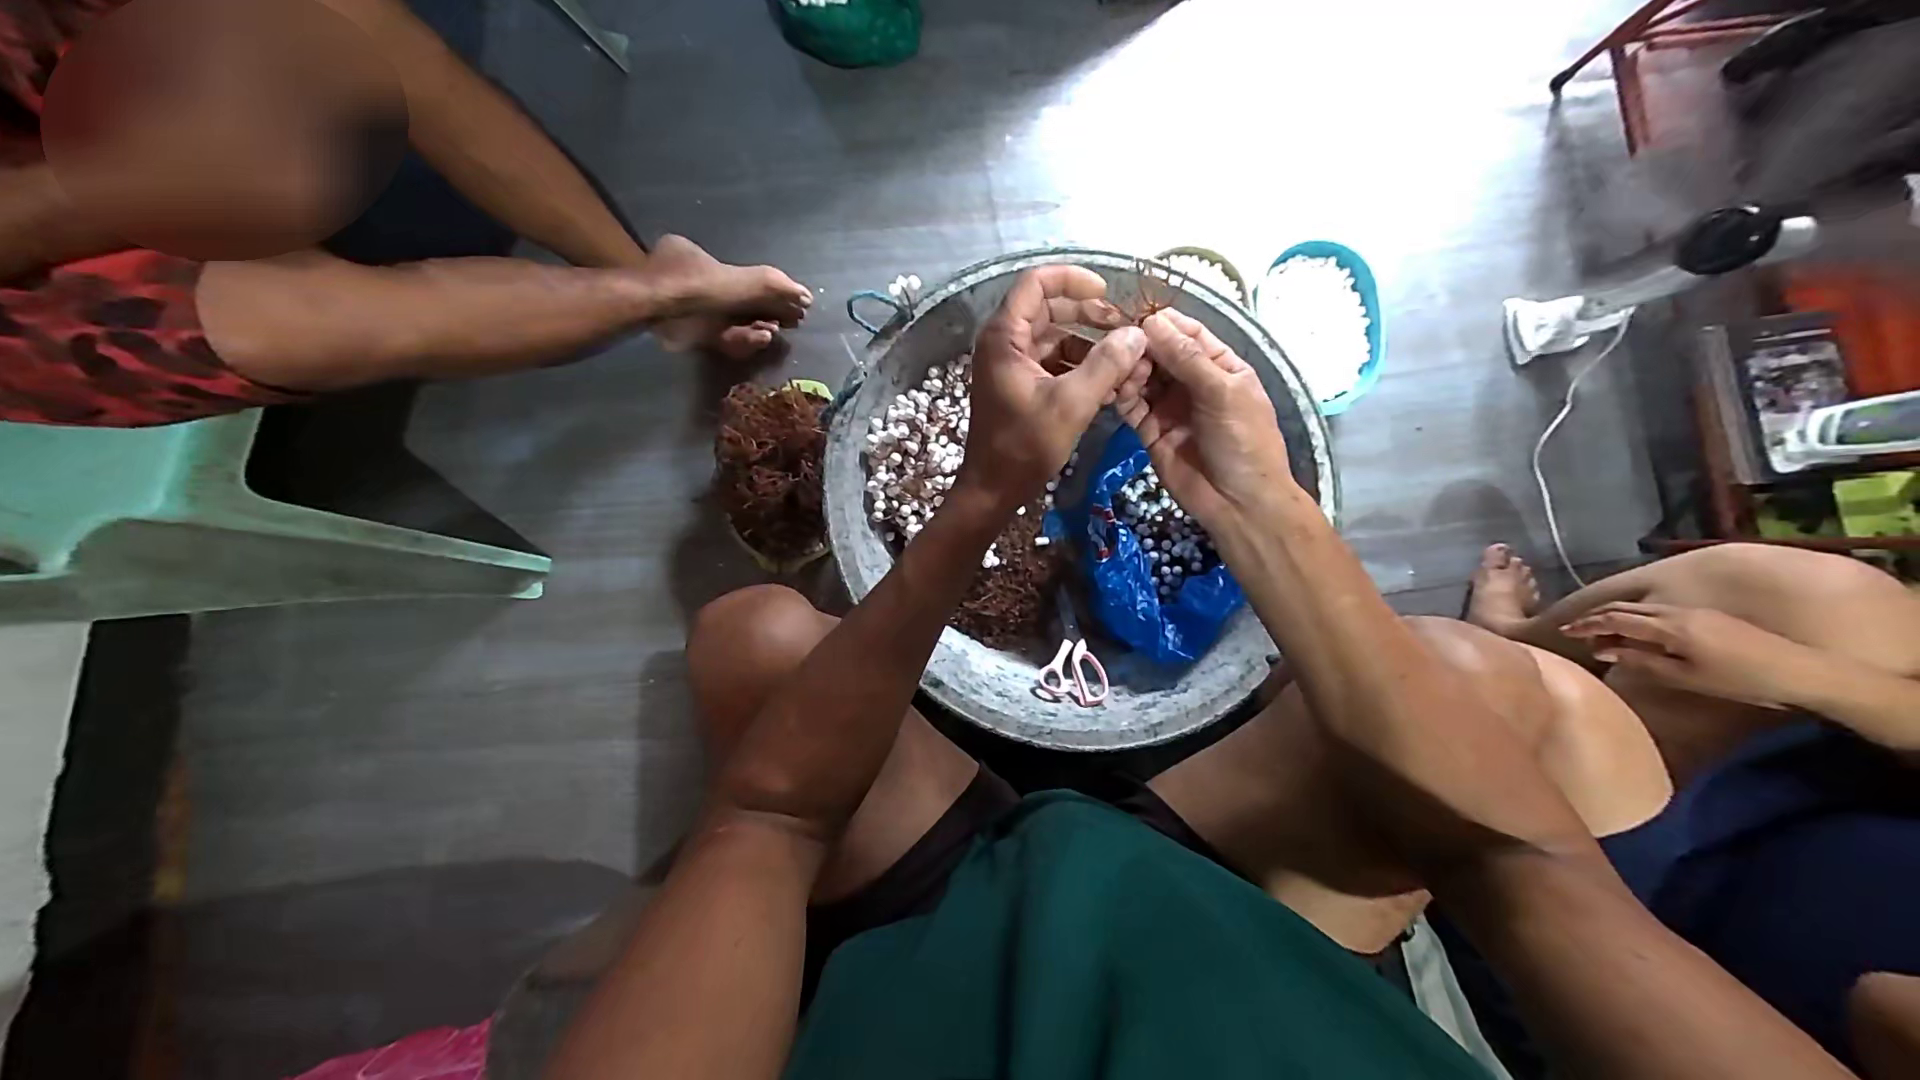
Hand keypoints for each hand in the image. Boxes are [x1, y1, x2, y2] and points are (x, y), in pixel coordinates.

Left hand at [642, 235, 812, 359]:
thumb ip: (776, 286)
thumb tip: (806, 296)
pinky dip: (743, 341)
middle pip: (744, 304)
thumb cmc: (701, 284)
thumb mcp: (745, 279)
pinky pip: (724, 340)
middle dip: (768, 314)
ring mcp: (695, 312)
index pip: (743, 278)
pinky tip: (759, 339)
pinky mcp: (694, 336)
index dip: (771, 293)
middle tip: (790, 323)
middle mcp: (699, 285)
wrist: (660, 309)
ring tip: (770, 333)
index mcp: (703, 260)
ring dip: (758, 330)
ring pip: (736, 324)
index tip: (791, 306)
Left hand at [957, 266, 1141, 508]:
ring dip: (1089, 347)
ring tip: (1123, 364)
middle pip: (1050, 309)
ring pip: (1055, 338)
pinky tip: (1106, 386)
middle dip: (1089, 316)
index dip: (1073, 279)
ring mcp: (1011, 364)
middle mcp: (1004, 343)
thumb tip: (1138, 334)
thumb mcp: (1071, 403)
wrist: (993, 488)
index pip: (1036, 282)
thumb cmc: (1024, 445)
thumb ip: (1106, 365)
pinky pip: (1053, 363)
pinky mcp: (1020, 385)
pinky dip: (1079, 368)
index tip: (1107, 292)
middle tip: (1125, 330)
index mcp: (1005, 336)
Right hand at [1114, 309, 1291, 534]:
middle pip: (1160, 354)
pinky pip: (1130, 406)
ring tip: (1120, 371)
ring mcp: (1169, 406)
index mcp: (1220, 366)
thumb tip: (1153, 322)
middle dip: (1140, 347)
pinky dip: (1121, 396)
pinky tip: (1113, 389)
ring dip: (1129, 371)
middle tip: (1119, 345)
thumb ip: (1187, 358)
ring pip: (1142, 378)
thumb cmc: (1243, 441)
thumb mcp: (1222, 392)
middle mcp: (1192, 382)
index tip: (1136, 316)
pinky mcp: (1149, 430)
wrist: (1237, 501)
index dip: (1164, 323)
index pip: (1189, 334)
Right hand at [1560, 602, 1823, 706]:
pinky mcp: (1709, 617)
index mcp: (1669, 627)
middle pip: (1626, 608)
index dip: (1586, 624)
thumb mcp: (1685, 677)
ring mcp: (1696, 612)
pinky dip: (1636, 617)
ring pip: (1642, 607)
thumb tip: (1603, 651)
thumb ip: (1640, 661)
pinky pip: (1658, 611)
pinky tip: (1635, 630)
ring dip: (1616, 615)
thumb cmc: (1742, 681)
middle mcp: (1678, 612)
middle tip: (1575, 628)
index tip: (1564, 631)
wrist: (1807, 673)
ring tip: (1601, 629)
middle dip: (1596, 616)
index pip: (1614, 620)